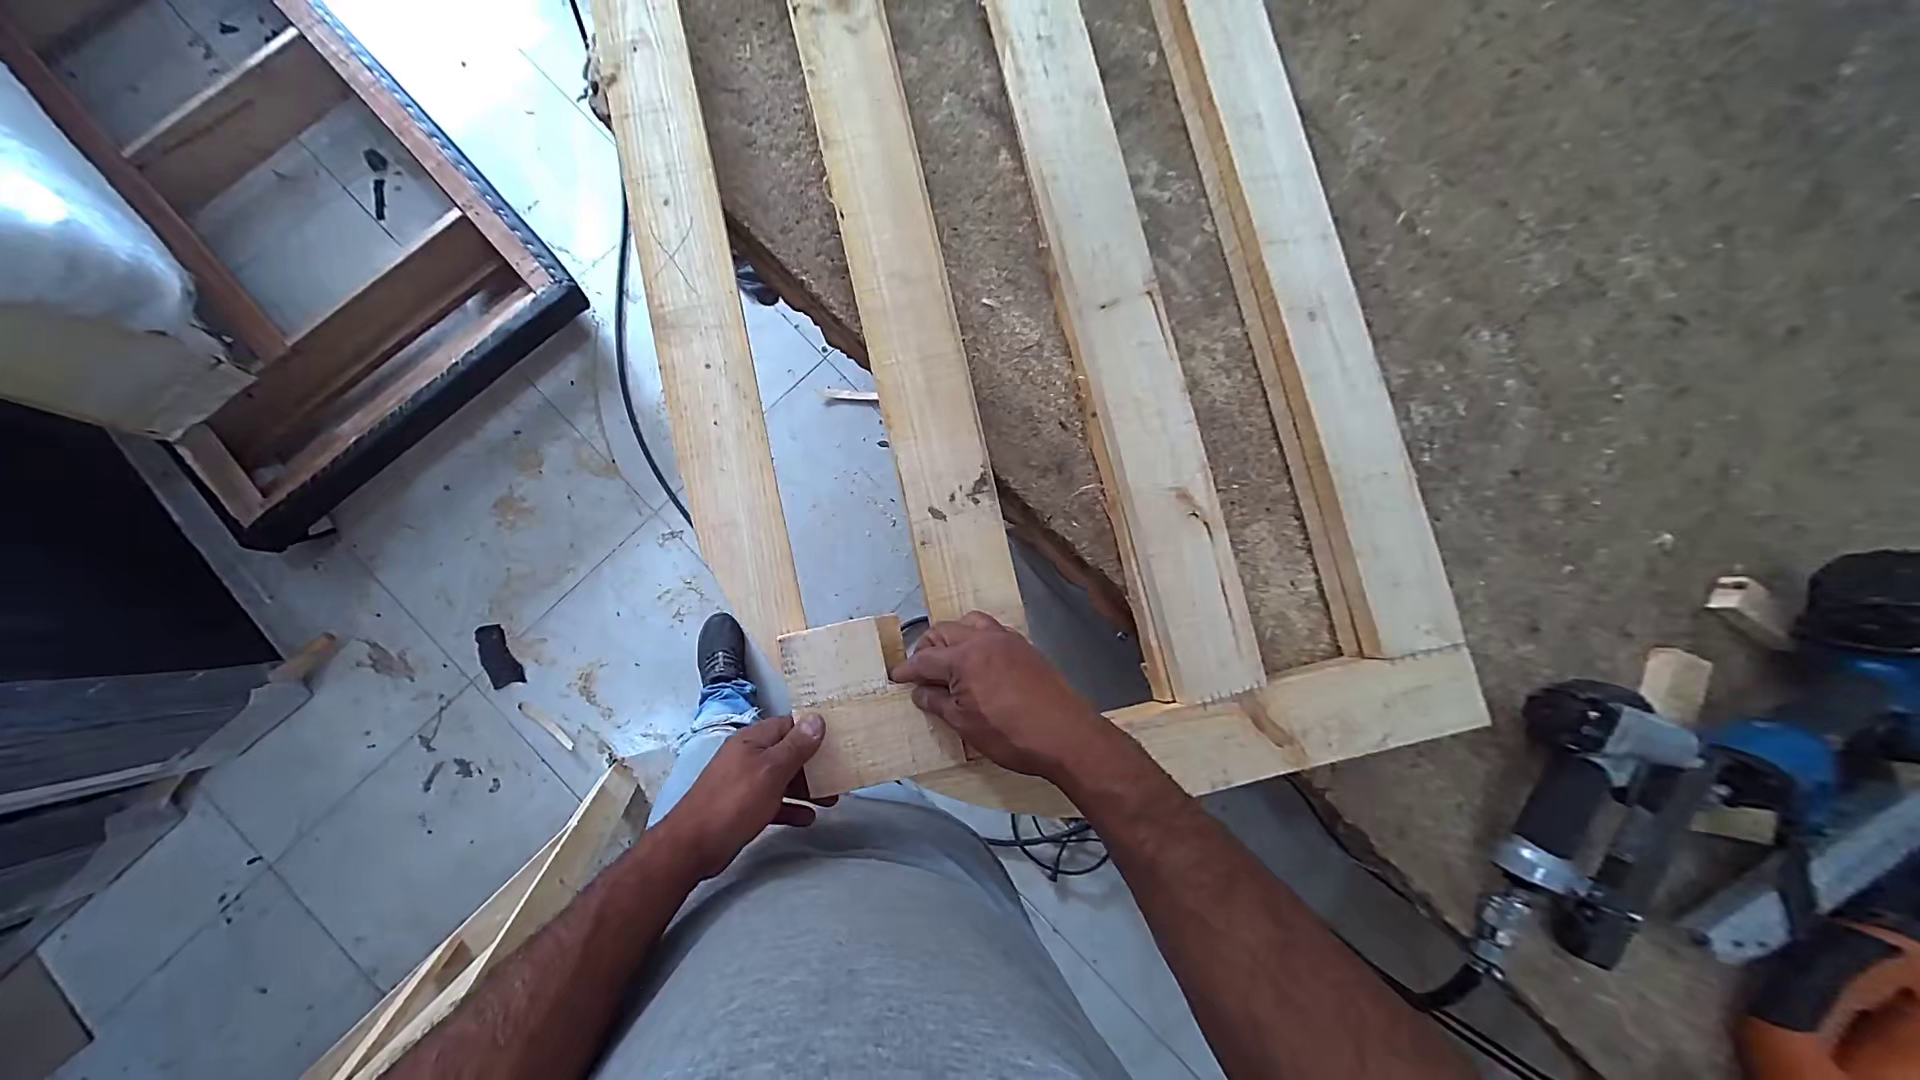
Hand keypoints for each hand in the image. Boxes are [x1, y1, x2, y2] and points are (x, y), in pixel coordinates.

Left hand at [652, 715, 836, 880]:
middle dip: (814, 763)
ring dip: (807, 788)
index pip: (790, 725)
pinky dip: (791, 808)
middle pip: (789, 753)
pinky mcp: (744, 807)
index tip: (839, 739)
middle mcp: (749, 757)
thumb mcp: (771, 770)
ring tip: (832, 799)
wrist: (691, 847)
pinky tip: (808, 818)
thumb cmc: (733, 802)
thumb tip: (816, 719)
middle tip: (840, 773)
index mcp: (753, 740)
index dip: (814, 731)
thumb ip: (796, 746)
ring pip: (784, 779)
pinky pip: (774, 802)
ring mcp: (745, 782)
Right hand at [888, 612, 1128, 783]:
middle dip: (927, 649)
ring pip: (970, 623)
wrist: (1066, 735)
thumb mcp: (965, 724)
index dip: (908, 670)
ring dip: (954, 637)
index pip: (925, 658)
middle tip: (921, 673)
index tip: (897, 678)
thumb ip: (938, 703)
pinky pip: (993, 630)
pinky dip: (978, 638)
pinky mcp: (1025, 646)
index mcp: (964, 658)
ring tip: (950, 661)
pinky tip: (979, 661)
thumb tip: (920, 692)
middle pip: (944, 632)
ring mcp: (1007, 639)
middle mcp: (984, 639)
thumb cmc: (1012, 735)